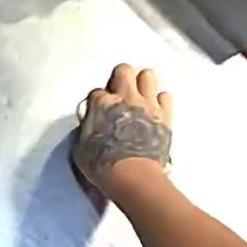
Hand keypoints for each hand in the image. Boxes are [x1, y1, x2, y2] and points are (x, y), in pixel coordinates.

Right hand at [75, 64, 174, 198]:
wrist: (133, 176)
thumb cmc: (103, 166)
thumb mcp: (81, 148)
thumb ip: (87, 130)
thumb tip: (90, 125)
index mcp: (101, 104)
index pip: (97, 92)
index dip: (98, 103)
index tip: (99, 113)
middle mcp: (125, 98)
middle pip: (124, 70)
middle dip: (120, 78)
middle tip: (119, 94)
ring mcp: (147, 104)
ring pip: (147, 75)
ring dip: (142, 84)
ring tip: (139, 98)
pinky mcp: (164, 115)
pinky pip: (165, 96)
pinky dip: (160, 101)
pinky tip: (155, 111)